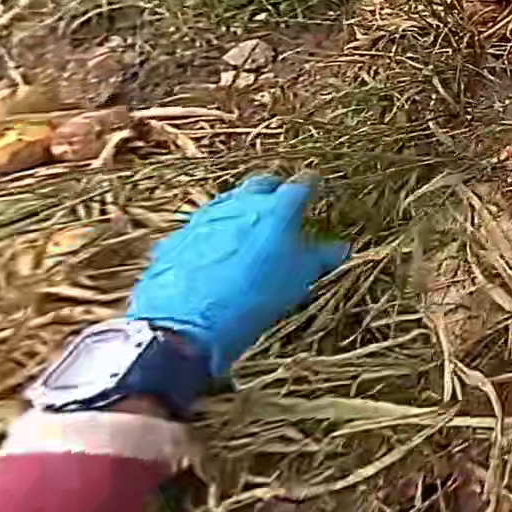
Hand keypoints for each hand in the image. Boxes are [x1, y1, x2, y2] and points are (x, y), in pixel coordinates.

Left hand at [126, 171, 348, 375]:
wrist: (182, 328)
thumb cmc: (256, 294)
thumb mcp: (301, 276)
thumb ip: (322, 256)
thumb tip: (340, 248)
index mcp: (280, 206)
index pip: (303, 183)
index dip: (312, 186)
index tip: (317, 191)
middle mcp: (241, 204)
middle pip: (260, 184)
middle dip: (273, 190)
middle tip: (281, 205)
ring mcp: (202, 222)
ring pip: (226, 203)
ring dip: (240, 211)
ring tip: (248, 230)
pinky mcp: (171, 244)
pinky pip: (197, 230)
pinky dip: (210, 236)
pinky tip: (213, 254)